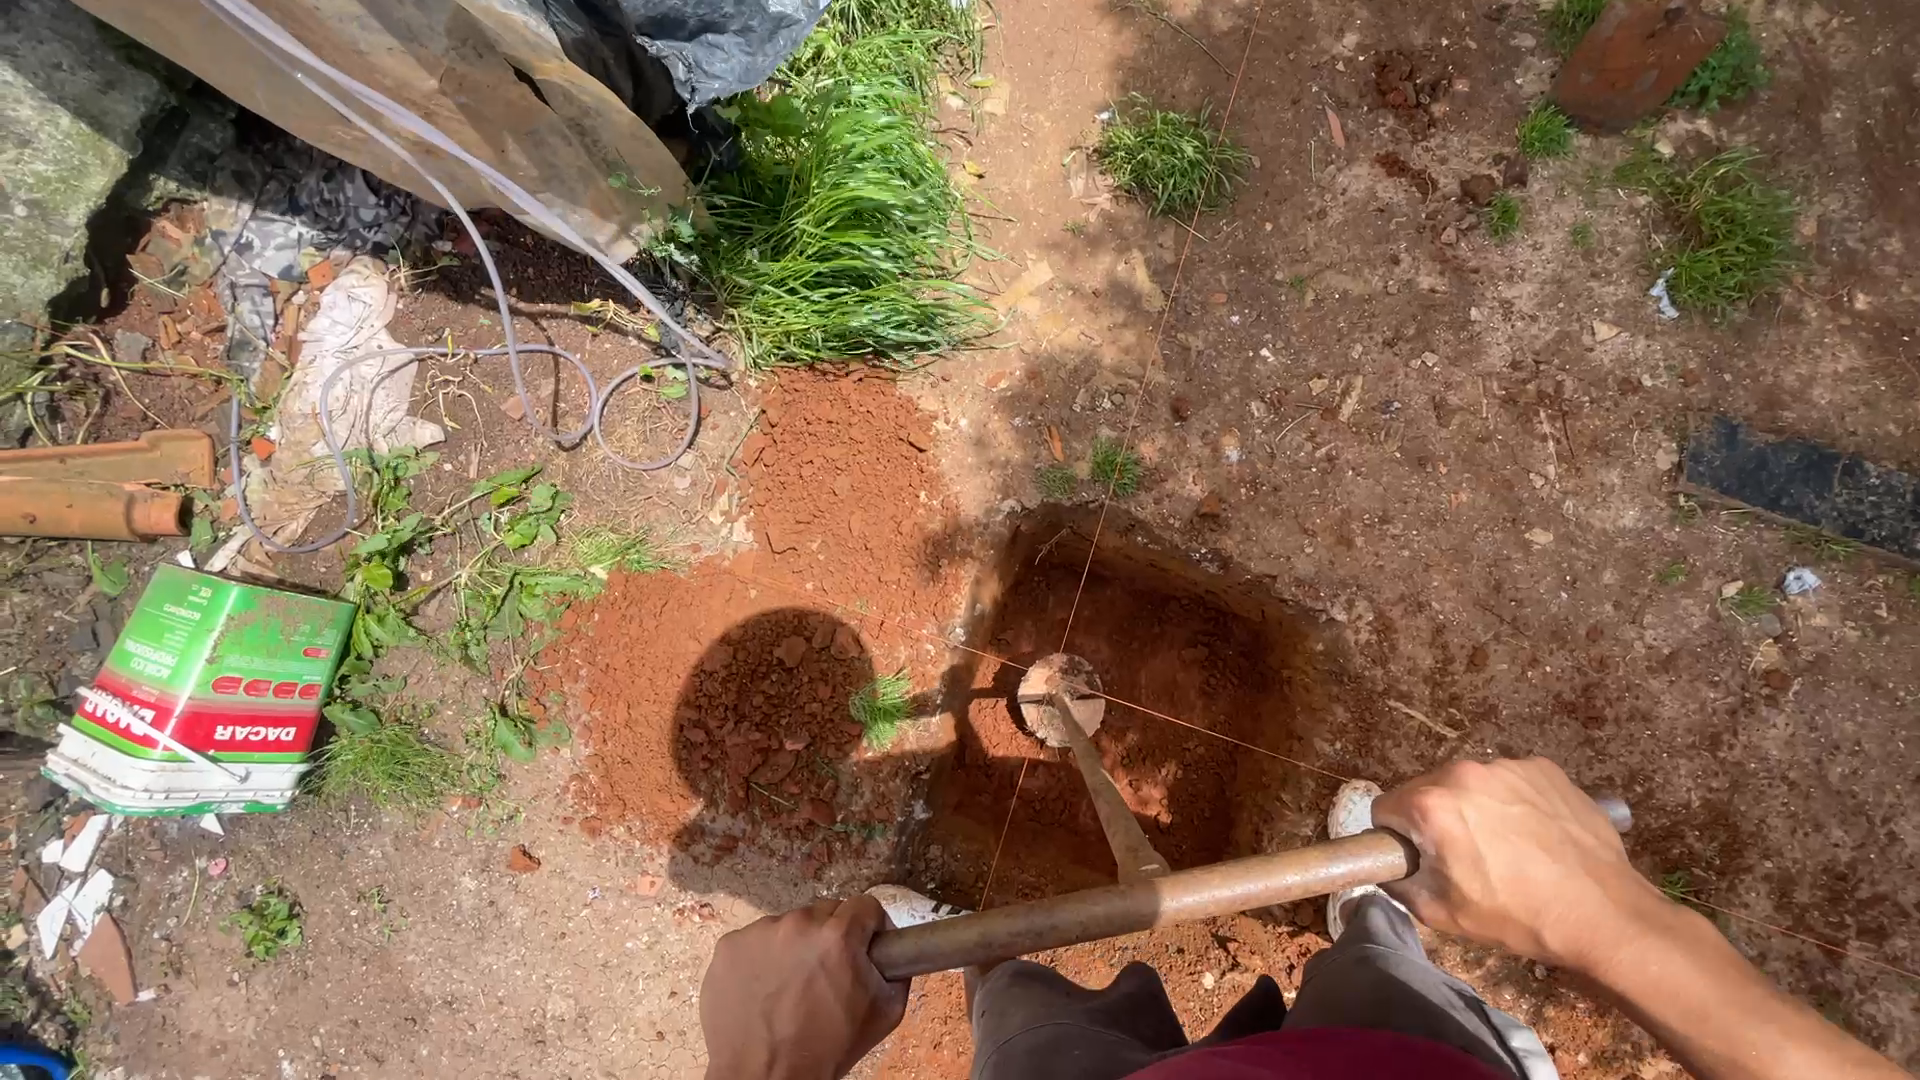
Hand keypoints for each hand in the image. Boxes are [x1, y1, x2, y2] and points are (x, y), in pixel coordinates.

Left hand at [700, 894, 908, 1079]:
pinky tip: (764, 990)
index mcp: (838, 935)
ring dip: (795, 947)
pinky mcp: (730, 946)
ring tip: (790, 987)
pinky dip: (762, 959)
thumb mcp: (884, 1014)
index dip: (867, 928)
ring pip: (789, 926)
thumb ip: (897, 970)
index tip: (863, 947)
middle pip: (825, 913)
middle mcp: (798, 924)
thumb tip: (892, 947)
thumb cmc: (825, 1050)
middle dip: (830, 938)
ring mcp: (759, 933)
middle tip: (825, 975)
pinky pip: (756, 941)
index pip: (864, 906)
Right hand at [1372, 757, 1663, 971]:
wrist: (1610, 919)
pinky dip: (1513, 800)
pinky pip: (1509, 780)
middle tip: (1468, 856)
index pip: (1385, 808)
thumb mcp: (1440, 913)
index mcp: (1430, 803)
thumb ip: (1396, 884)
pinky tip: (1535, 832)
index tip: (1423, 859)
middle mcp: (1461, 772)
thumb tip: (1385, 869)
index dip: (1398, 837)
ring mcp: (1507, 767)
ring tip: (1508, 845)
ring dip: (1475, 806)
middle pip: (1426, 791)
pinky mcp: (1543, 769)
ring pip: (1468, 784)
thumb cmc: (1518, 917)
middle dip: (1437, 818)